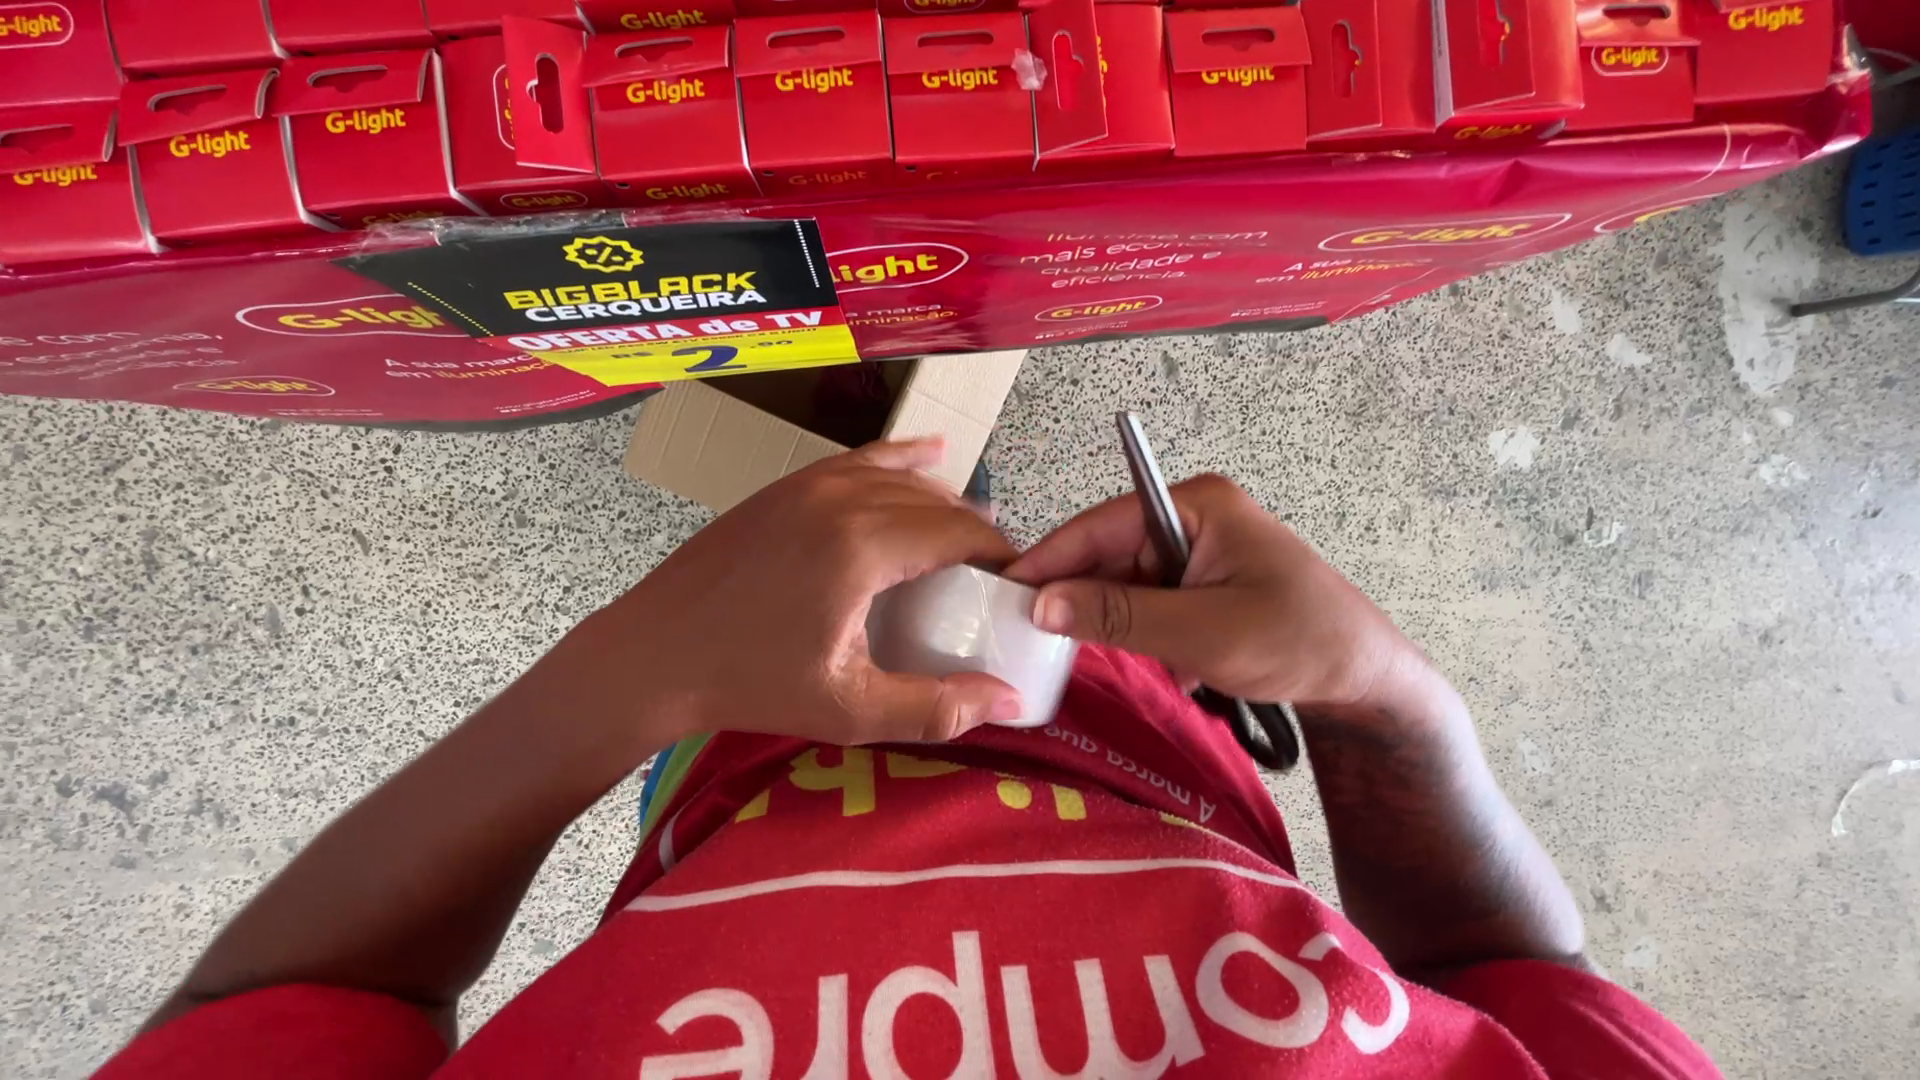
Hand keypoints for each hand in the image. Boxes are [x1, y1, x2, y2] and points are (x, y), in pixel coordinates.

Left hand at [577, 437, 1024, 748]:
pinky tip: (931, 453)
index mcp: (864, 545)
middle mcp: (843, 497)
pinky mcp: (786, 485)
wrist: (650, 655)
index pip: (963, 531)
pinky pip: (861, 461)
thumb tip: (1010, 701)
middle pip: (939, 502)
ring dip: (944, 505)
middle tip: (992, 582)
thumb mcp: (848, 708)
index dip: (1002, 557)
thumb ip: (936, 707)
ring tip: (966, 545)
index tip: (1016, 589)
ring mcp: (810, 483)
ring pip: (904, 479)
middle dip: (977, 536)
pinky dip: (902, 461)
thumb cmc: (749, 684)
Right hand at [1004, 473, 1418, 708]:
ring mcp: (1195, 554)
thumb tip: (1041, 605)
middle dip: (1082, 598)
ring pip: (1123, 586)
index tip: (1002, 589)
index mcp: (1196, 506)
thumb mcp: (1203, 632)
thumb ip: (1119, 616)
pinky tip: (1169, 664)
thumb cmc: (1300, 642)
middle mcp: (1190, 521)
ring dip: (1118, 624)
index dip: (1049, 558)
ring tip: (1124, 658)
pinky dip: (1142, 635)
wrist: (1366, 681)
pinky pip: (1147, 605)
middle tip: (1035, 637)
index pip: (1101, 526)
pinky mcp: (1199, 586)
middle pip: (1108, 556)